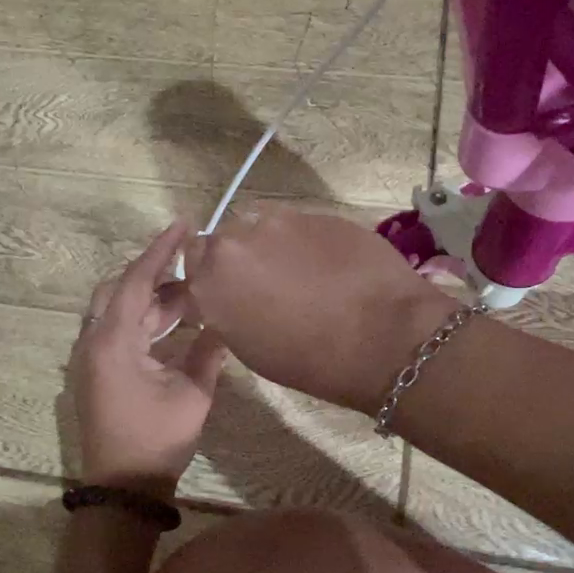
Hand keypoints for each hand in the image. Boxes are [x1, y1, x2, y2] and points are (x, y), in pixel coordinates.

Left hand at [68, 222, 226, 496]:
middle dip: (155, 274)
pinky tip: (173, 325)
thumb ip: (208, 353)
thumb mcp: (192, 395)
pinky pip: (116, 331)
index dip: (161, 251)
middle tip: (192, 265)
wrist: (122, 487)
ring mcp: (90, 357)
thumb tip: (224, 325)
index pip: (137, 281)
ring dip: (150, 300)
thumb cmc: (156, 439)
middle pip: (120, 289)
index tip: (184, 225)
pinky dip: (142, 321)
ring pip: (117, 311)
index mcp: (113, 340)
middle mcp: (93, 341)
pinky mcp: (95, 372)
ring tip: (191, 296)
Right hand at [182, 203, 455, 413]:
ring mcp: (279, 220)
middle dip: (239, 256)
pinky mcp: (318, 212)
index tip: (227, 288)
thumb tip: (230, 294)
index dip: (209, 272)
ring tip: (300, 273)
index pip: (191, 259)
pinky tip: (329, 266)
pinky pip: (299, 223)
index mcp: (210, 279)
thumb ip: (225, 308)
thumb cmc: (311, 360)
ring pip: (261, 224)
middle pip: (225, 237)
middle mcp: (235, 240)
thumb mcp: (249, 347)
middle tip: (266, 283)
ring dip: (270, 243)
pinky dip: (305, 241)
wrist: (382, 336)